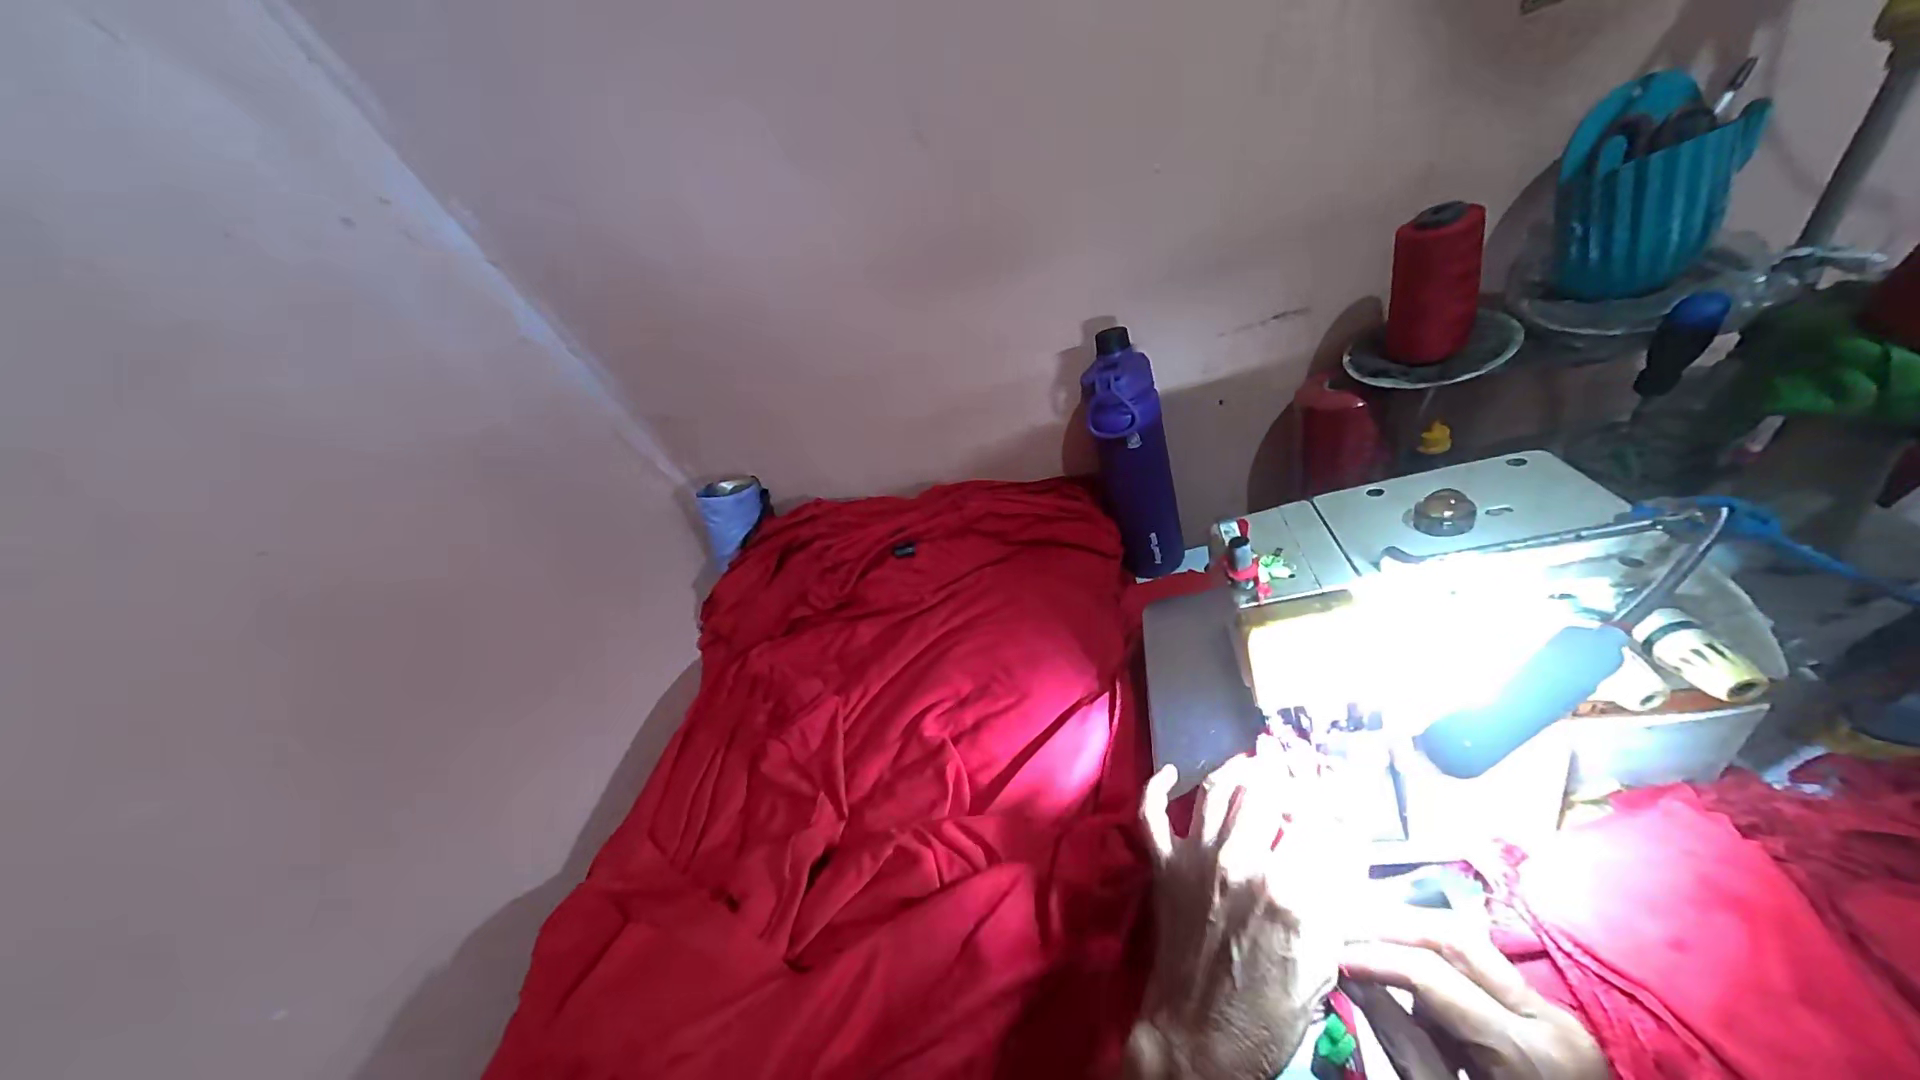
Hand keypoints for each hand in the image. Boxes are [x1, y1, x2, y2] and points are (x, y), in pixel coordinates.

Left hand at [1127, 735, 1362, 1079]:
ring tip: (1250, 758)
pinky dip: (1157, 785)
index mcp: (1291, 892)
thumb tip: (1340, 857)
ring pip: (1216, 790)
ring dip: (1235, 768)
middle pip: (1267, 793)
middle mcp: (1242, 862)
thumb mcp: (1321, 967)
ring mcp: (1196, 858)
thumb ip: (1332, 906)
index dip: (1333, 801)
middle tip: (1292, 759)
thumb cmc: (1268, 1016)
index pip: (1320, 825)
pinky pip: (1150, 812)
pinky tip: (1172, 771)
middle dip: (1285, 771)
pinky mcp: (1163, 865)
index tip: (1338, 786)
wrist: (1197, 1040)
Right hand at [1343, 909, 1606, 1079]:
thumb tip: (1351, 978)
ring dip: (1416, 955)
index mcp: (1528, 1048)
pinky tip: (1419, 1006)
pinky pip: (1483, 979)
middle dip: (1393, 931)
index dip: (1374, 958)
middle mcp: (1551, 1018)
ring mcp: (1557, 1016)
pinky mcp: (1552, 1020)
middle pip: (1455, 939)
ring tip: (1379, 975)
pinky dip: (1443, 983)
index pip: (1432, 973)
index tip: (1332, 955)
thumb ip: (1401, 1040)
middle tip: (1347, 935)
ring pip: (1468, 953)